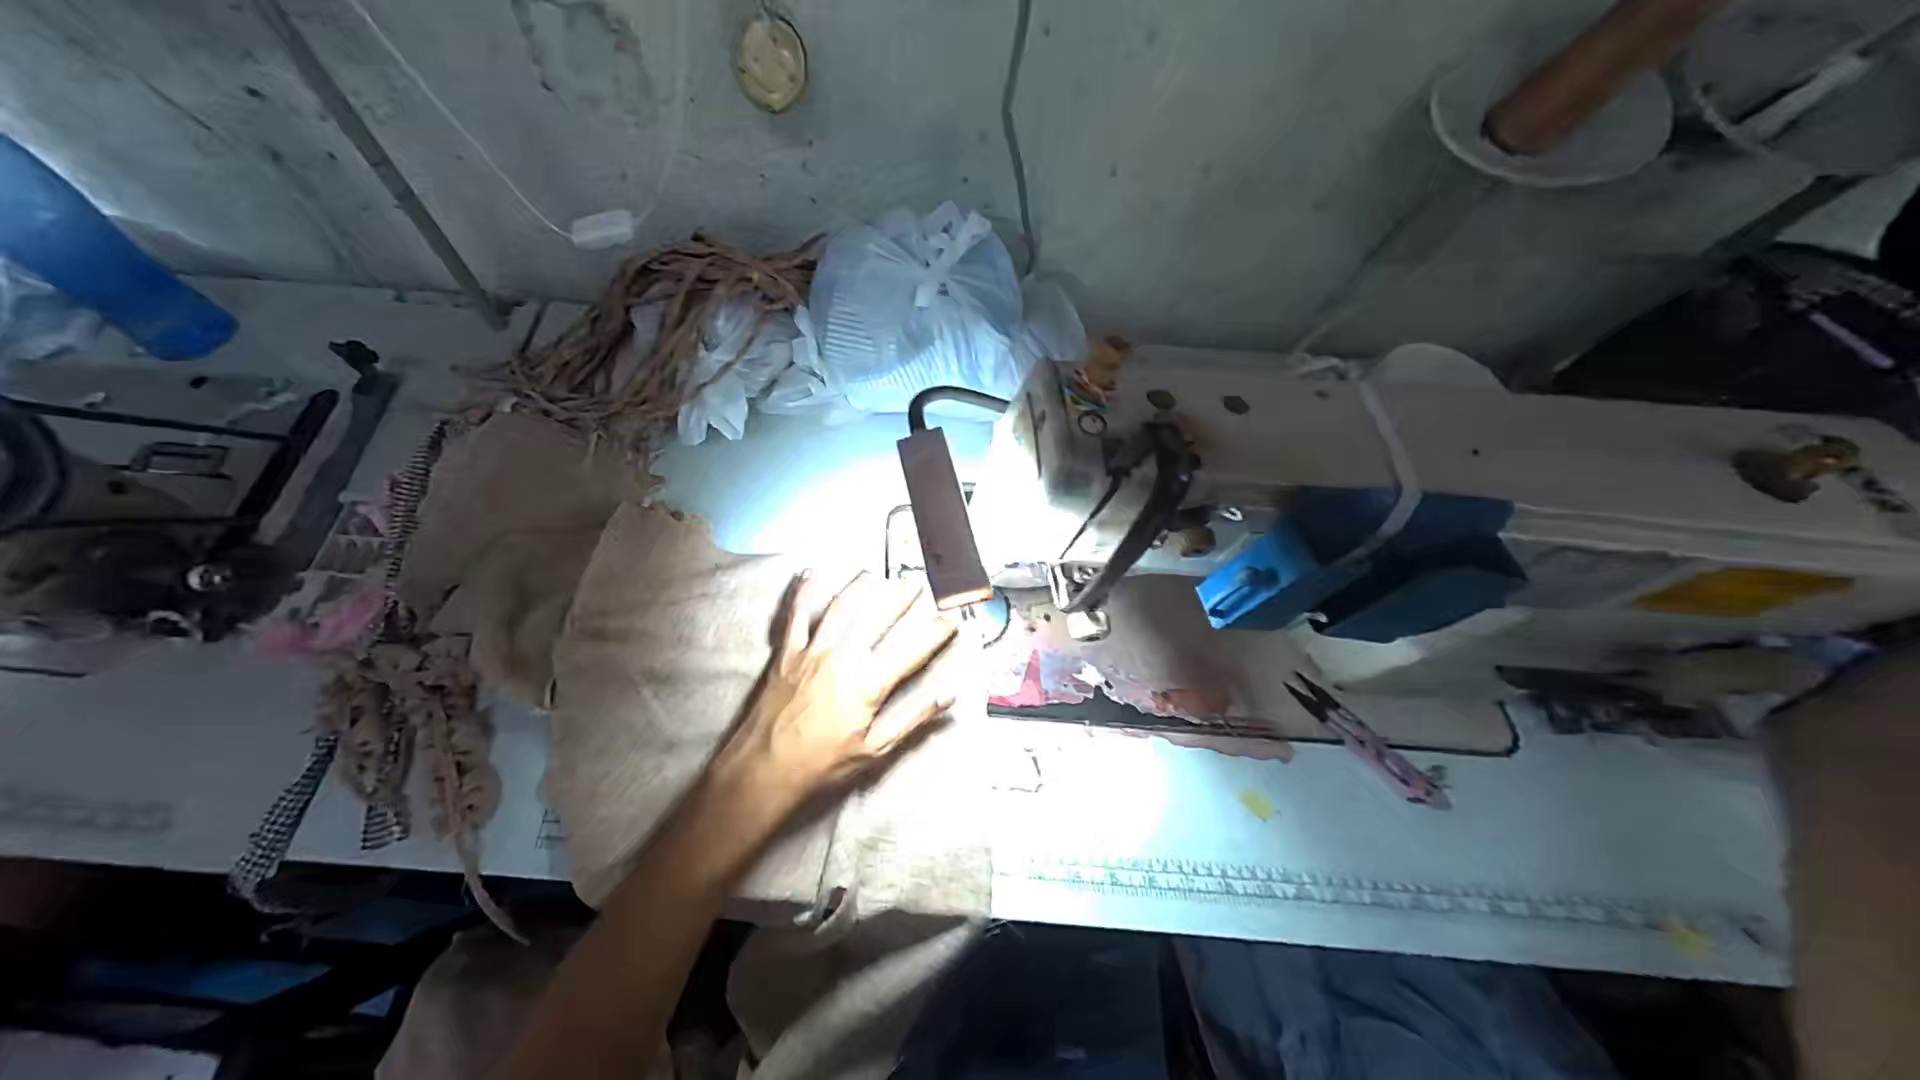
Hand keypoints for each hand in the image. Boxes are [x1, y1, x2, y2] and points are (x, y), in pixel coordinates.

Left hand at [711, 571, 960, 825]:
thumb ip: (912, 718)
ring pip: (842, 606)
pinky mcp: (787, 651)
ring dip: (864, 585)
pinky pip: (797, 613)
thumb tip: (947, 695)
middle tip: (919, 585)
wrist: (762, 770)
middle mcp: (841, 658)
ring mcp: (811, 651)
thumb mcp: (874, 750)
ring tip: (880, 575)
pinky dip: (805, 590)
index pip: (911, 647)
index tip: (951, 618)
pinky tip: (812, 571)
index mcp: (867, 684)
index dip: (936, 630)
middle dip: (903, 596)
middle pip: (879, 615)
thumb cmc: (821, 765)